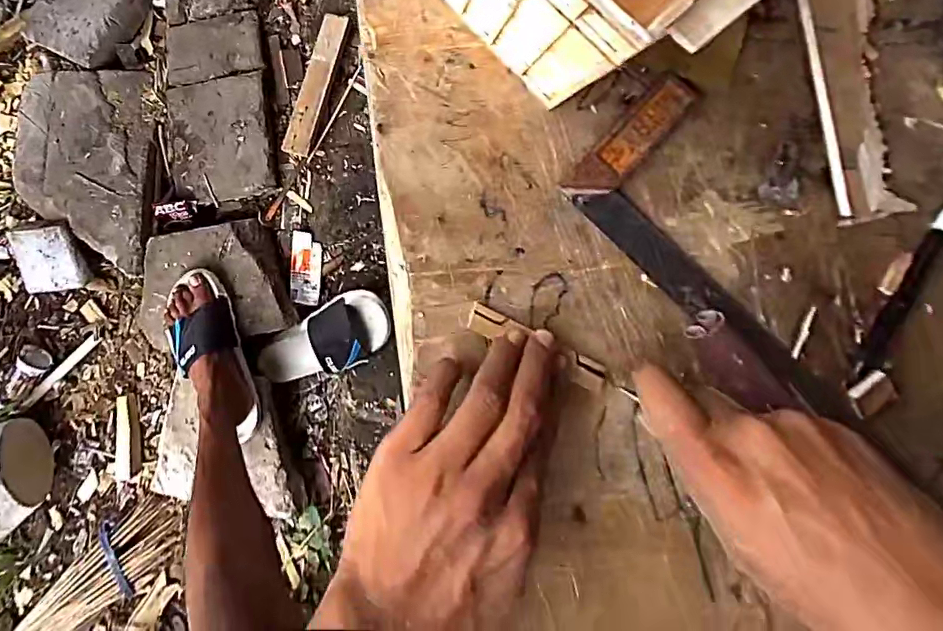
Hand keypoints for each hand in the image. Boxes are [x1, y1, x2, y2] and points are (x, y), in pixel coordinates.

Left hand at [312, 329, 557, 629]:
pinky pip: (426, 404)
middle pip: (518, 416)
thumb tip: (532, 470)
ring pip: (479, 401)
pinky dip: (443, 376)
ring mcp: (438, 468)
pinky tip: (455, 358)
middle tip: (543, 340)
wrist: (385, 620)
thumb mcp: (505, 577)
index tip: (558, 377)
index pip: (540, 447)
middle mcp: (483, 490)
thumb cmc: (448, 607)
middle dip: (534, 372)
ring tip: (509, 338)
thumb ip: (521, 521)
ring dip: (498, 364)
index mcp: (517, 525)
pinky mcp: (398, 456)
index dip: (552, 405)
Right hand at [634, 365, 942, 630]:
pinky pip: (800, 427)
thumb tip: (694, 457)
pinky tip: (833, 492)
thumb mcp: (748, 552)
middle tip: (744, 476)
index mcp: (719, 471)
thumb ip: (712, 489)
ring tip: (800, 494)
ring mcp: (798, 426)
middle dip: (718, 432)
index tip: (649, 381)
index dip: (651, 384)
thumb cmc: (835, 598)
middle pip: (711, 407)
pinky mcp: (839, 427)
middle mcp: (751, 435)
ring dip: (766, 444)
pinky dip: (805, 450)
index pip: (660, 393)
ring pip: (757, 419)